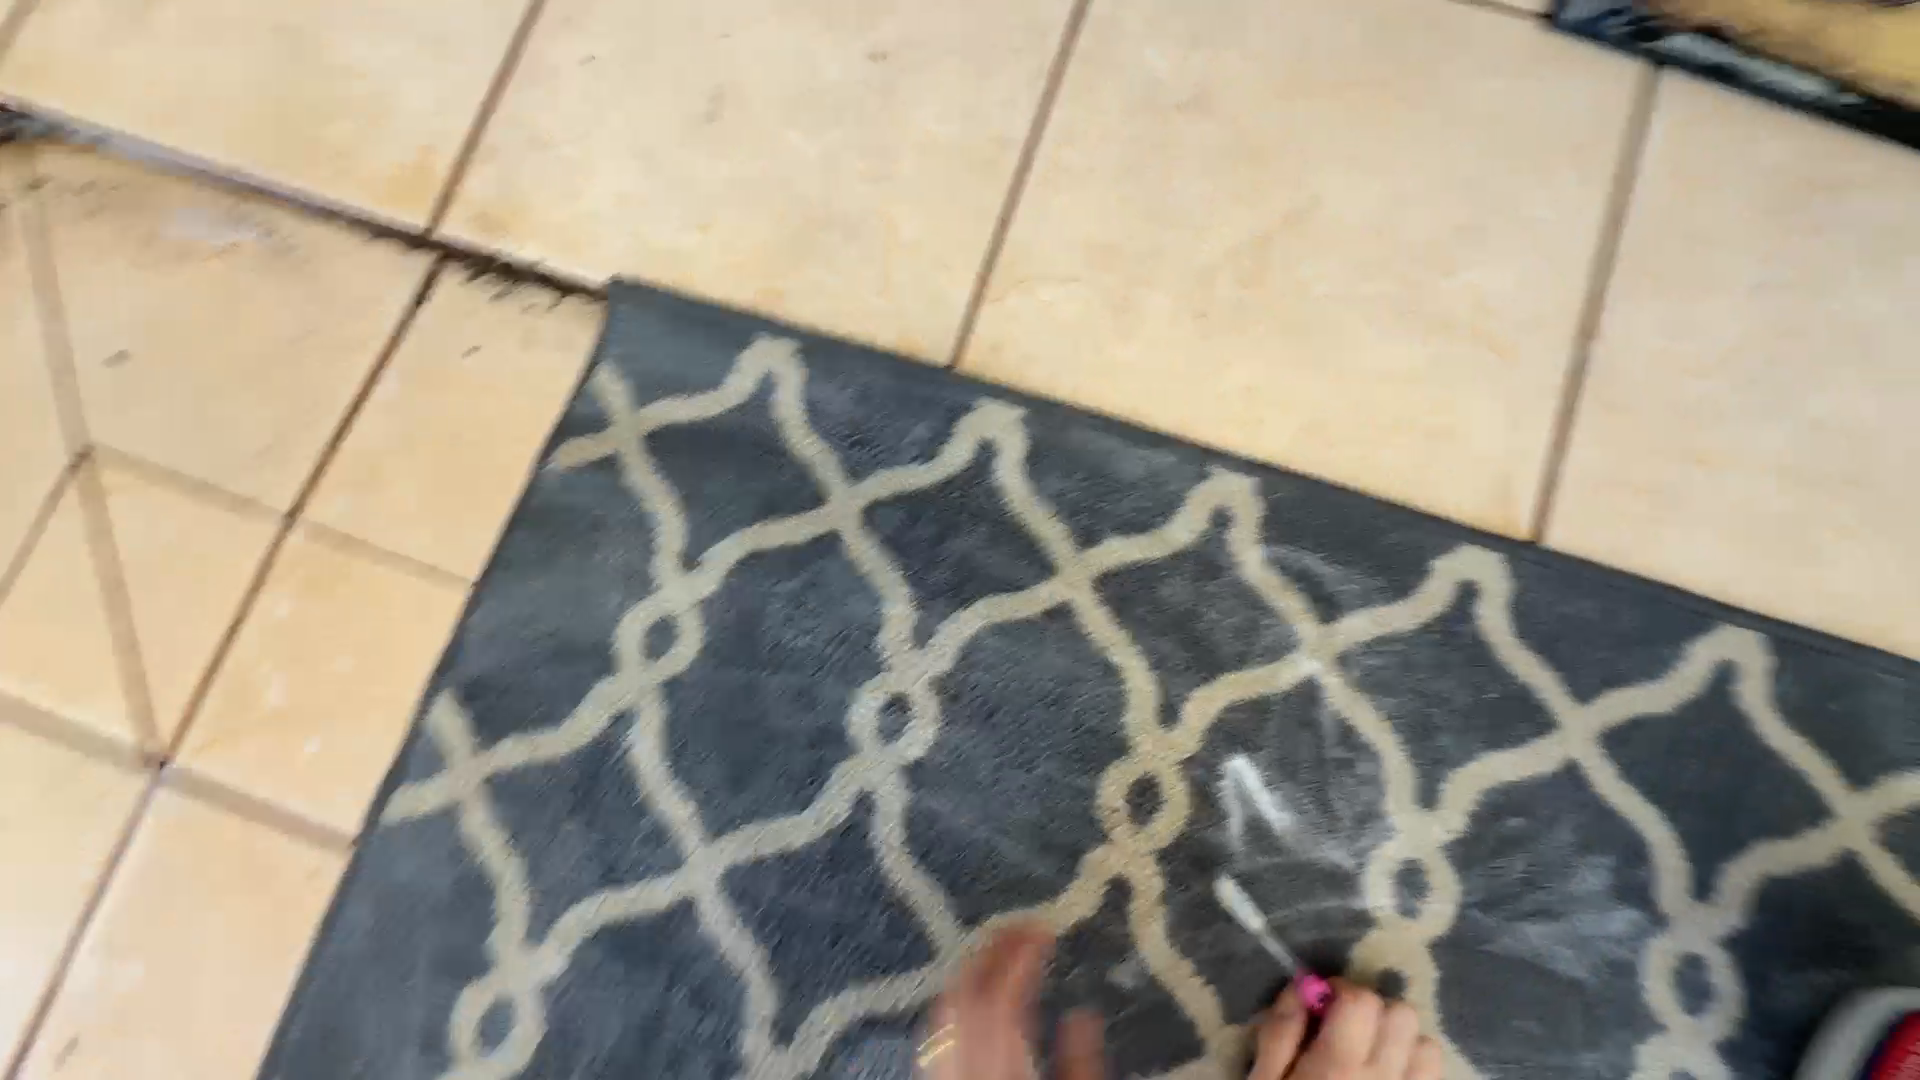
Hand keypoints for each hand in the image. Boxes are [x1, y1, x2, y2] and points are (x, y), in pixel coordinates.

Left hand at [920, 923, 1105, 1079]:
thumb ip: (1079, 1062)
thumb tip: (1084, 1013)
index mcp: (1001, 1067)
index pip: (1003, 998)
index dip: (1021, 956)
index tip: (1044, 927)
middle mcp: (963, 1064)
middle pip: (966, 991)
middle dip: (992, 947)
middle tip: (1023, 921)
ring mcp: (941, 1068)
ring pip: (946, 1004)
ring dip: (972, 964)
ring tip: (1002, 941)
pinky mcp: (934, 1073)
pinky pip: (936, 1023)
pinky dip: (956, 991)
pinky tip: (975, 981)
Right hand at [1252, 978, 1443, 1079]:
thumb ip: (1280, 1031)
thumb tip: (1302, 988)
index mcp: (1339, 1067)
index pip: (1362, 1001)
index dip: (1341, 990)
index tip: (1322, 1003)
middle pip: (1402, 1016)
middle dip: (1373, 1010)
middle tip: (1347, 1026)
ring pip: (1428, 1048)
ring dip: (1401, 1041)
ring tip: (1373, 1054)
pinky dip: (1414, 1072)